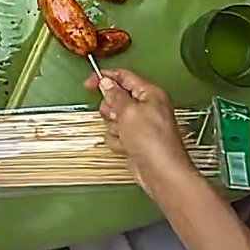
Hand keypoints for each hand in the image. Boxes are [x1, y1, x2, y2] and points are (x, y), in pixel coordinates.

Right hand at [85, 68, 196, 197]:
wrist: (161, 173)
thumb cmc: (151, 140)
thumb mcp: (128, 111)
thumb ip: (114, 94)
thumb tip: (105, 81)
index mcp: (149, 94)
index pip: (124, 77)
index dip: (105, 77)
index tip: (88, 83)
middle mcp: (146, 107)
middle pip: (117, 98)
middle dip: (110, 108)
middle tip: (113, 115)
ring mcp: (141, 125)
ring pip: (114, 118)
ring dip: (114, 127)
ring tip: (124, 134)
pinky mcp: (136, 141)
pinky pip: (116, 135)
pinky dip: (118, 141)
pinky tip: (127, 147)